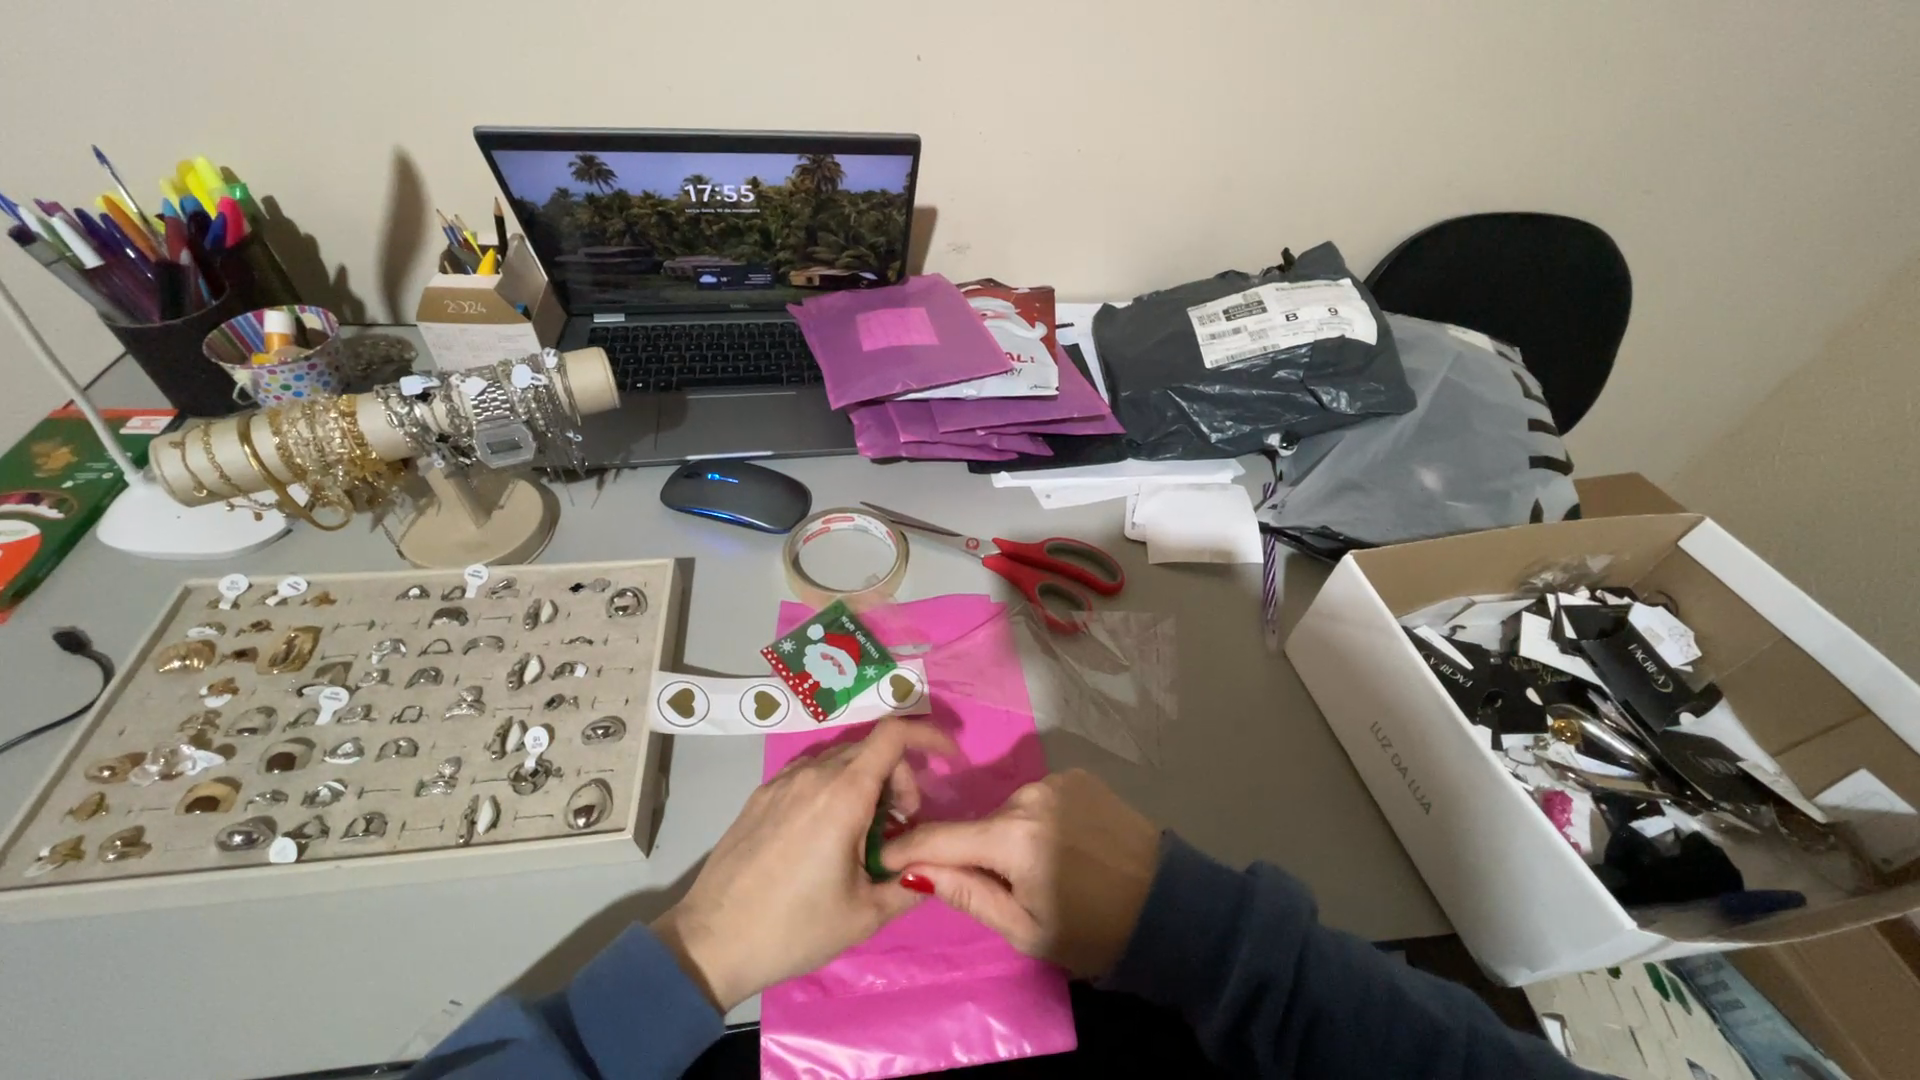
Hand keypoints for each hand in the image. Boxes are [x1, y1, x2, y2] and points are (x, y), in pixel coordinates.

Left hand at [649, 718, 956, 1011]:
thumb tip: (938, 864)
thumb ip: (911, 882)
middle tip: (903, 827)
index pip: (894, 734)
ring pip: (840, 760)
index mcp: (842, 794)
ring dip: (867, 783)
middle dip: (901, 777)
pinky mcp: (761, 795)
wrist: (709, 943)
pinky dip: (836, 788)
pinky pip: (811, 774)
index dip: (929, 736)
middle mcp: (812, 774)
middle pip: (871, 748)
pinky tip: (829, 836)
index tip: (949, 762)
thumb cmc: (793, 929)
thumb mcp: (865, 914)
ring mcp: (782, 781)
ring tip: (867, 836)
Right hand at [881, 768, 1160, 977]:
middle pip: (979, 825)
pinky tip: (1065, 845)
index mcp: (1014, 839)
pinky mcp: (1079, 776)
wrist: (1170, 908)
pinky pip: (1039, 799)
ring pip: (1009, 811)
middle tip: (1000, 888)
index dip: (907, 849)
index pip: (941, 838)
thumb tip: (914, 871)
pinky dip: (1038, 820)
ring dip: (1010, 836)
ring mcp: (1057, 780)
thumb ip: (968, 894)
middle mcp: (1030, 796)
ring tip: (1043, 869)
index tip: (881, 858)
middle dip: (975, 853)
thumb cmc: (1093, 932)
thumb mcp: (1025, 930)